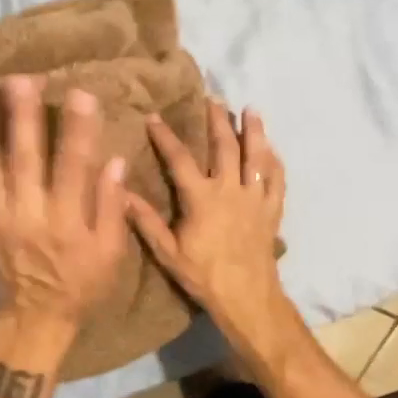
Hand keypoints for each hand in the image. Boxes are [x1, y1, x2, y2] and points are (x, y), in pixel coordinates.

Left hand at [0, 76, 130, 341]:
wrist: (33, 321)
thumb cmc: (80, 285)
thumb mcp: (110, 253)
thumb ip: (111, 206)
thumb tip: (115, 160)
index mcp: (65, 220)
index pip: (73, 167)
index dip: (77, 129)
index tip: (79, 93)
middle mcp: (27, 215)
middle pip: (22, 160)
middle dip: (20, 118)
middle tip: (18, 80)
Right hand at [127, 101, 295, 359]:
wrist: (247, 298)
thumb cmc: (203, 276)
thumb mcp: (167, 252)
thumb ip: (145, 221)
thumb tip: (120, 193)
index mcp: (201, 197)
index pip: (180, 159)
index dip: (166, 137)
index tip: (154, 117)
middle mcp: (230, 190)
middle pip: (225, 147)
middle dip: (217, 121)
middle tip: (214, 99)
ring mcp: (255, 198)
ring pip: (256, 157)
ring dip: (254, 131)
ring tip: (251, 110)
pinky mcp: (272, 211)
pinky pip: (277, 180)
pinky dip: (274, 162)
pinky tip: (272, 151)